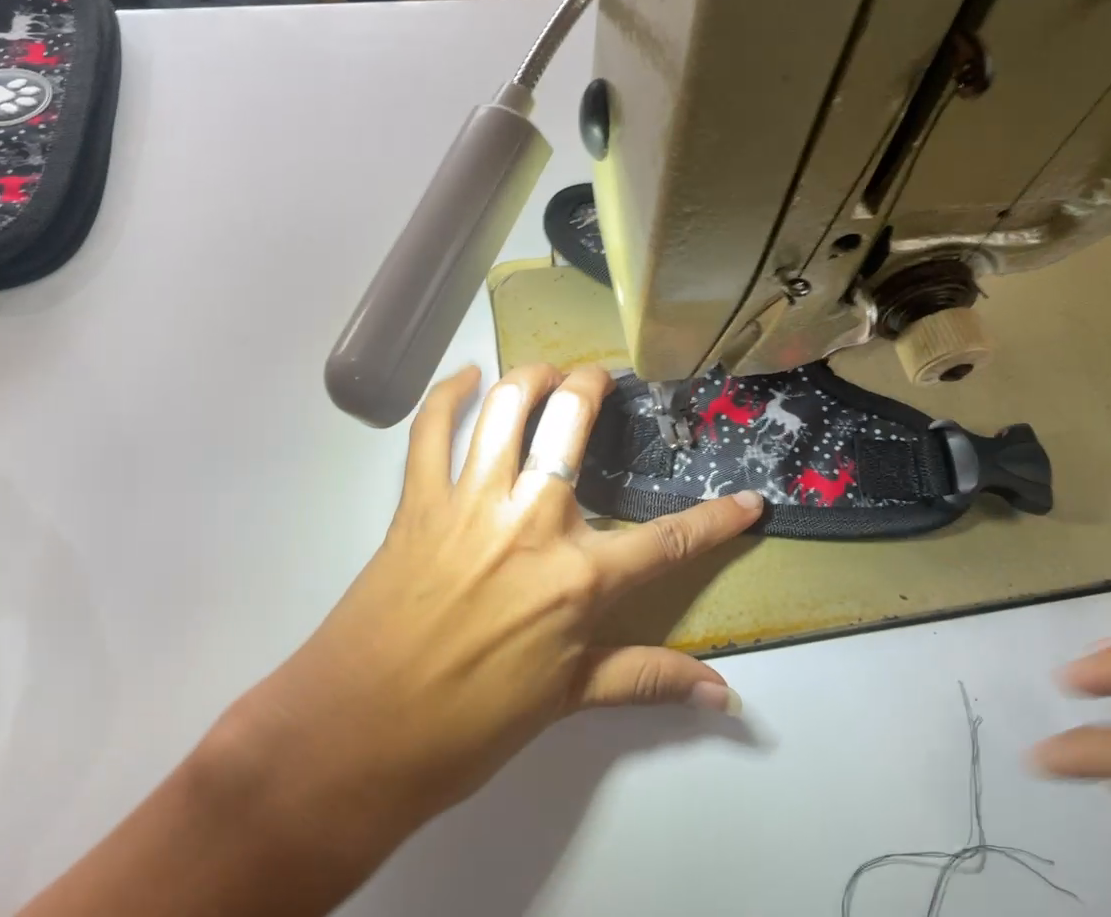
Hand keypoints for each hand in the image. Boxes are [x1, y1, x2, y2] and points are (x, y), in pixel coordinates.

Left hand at [224, 363, 760, 829]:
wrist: (359, 737)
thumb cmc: (470, 727)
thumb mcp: (567, 700)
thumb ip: (646, 678)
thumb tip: (725, 699)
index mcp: (578, 579)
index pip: (669, 540)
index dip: (719, 520)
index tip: (751, 500)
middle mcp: (531, 522)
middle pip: (572, 426)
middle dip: (594, 387)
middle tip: (602, 378)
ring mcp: (469, 504)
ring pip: (504, 409)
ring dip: (530, 378)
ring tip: (546, 373)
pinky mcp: (416, 503)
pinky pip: (430, 431)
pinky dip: (445, 395)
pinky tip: (464, 379)